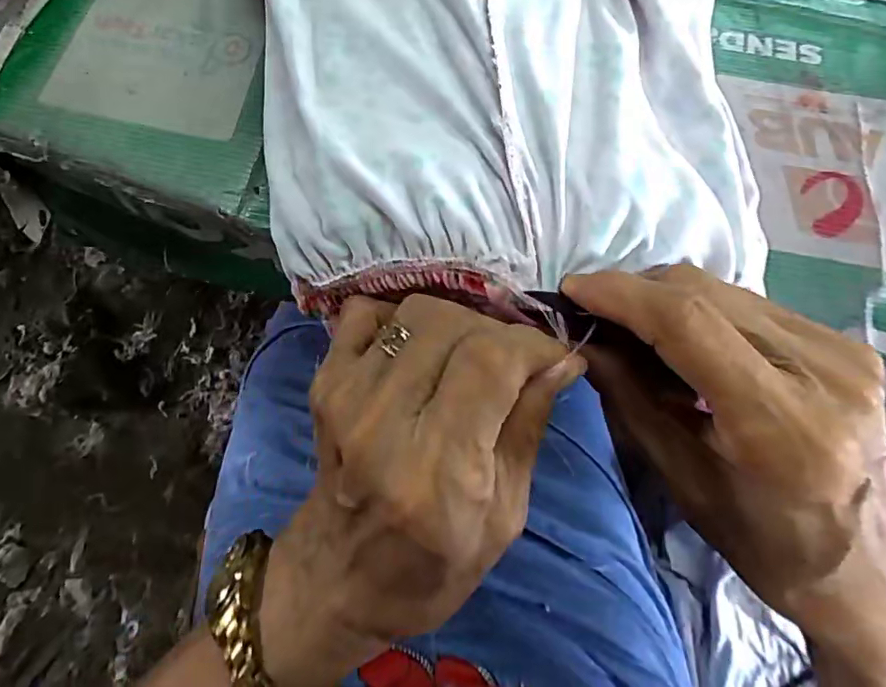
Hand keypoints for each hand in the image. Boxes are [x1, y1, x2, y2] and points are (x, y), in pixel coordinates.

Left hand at [257, 295, 584, 686]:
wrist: (341, 573)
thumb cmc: (433, 563)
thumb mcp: (505, 514)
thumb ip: (528, 425)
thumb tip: (562, 359)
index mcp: (439, 470)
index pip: (489, 361)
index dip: (531, 344)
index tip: (553, 353)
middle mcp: (384, 422)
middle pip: (450, 325)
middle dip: (496, 332)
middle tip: (512, 358)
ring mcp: (345, 394)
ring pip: (413, 313)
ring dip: (454, 322)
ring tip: (468, 353)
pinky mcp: (323, 379)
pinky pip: (365, 311)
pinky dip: (400, 318)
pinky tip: (417, 348)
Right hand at [563, 266, 885, 685]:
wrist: (866, 570)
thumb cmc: (762, 540)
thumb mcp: (679, 477)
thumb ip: (627, 396)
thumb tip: (580, 335)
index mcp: (785, 426)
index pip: (689, 323)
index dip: (621, 295)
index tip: (571, 289)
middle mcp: (825, 377)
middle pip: (703, 293)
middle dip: (633, 290)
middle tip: (591, 309)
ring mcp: (844, 354)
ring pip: (722, 288)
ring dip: (662, 296)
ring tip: (632, 325)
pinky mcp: (847, 345)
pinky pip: (746, 302)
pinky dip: (698, 307)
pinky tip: (682, 338)